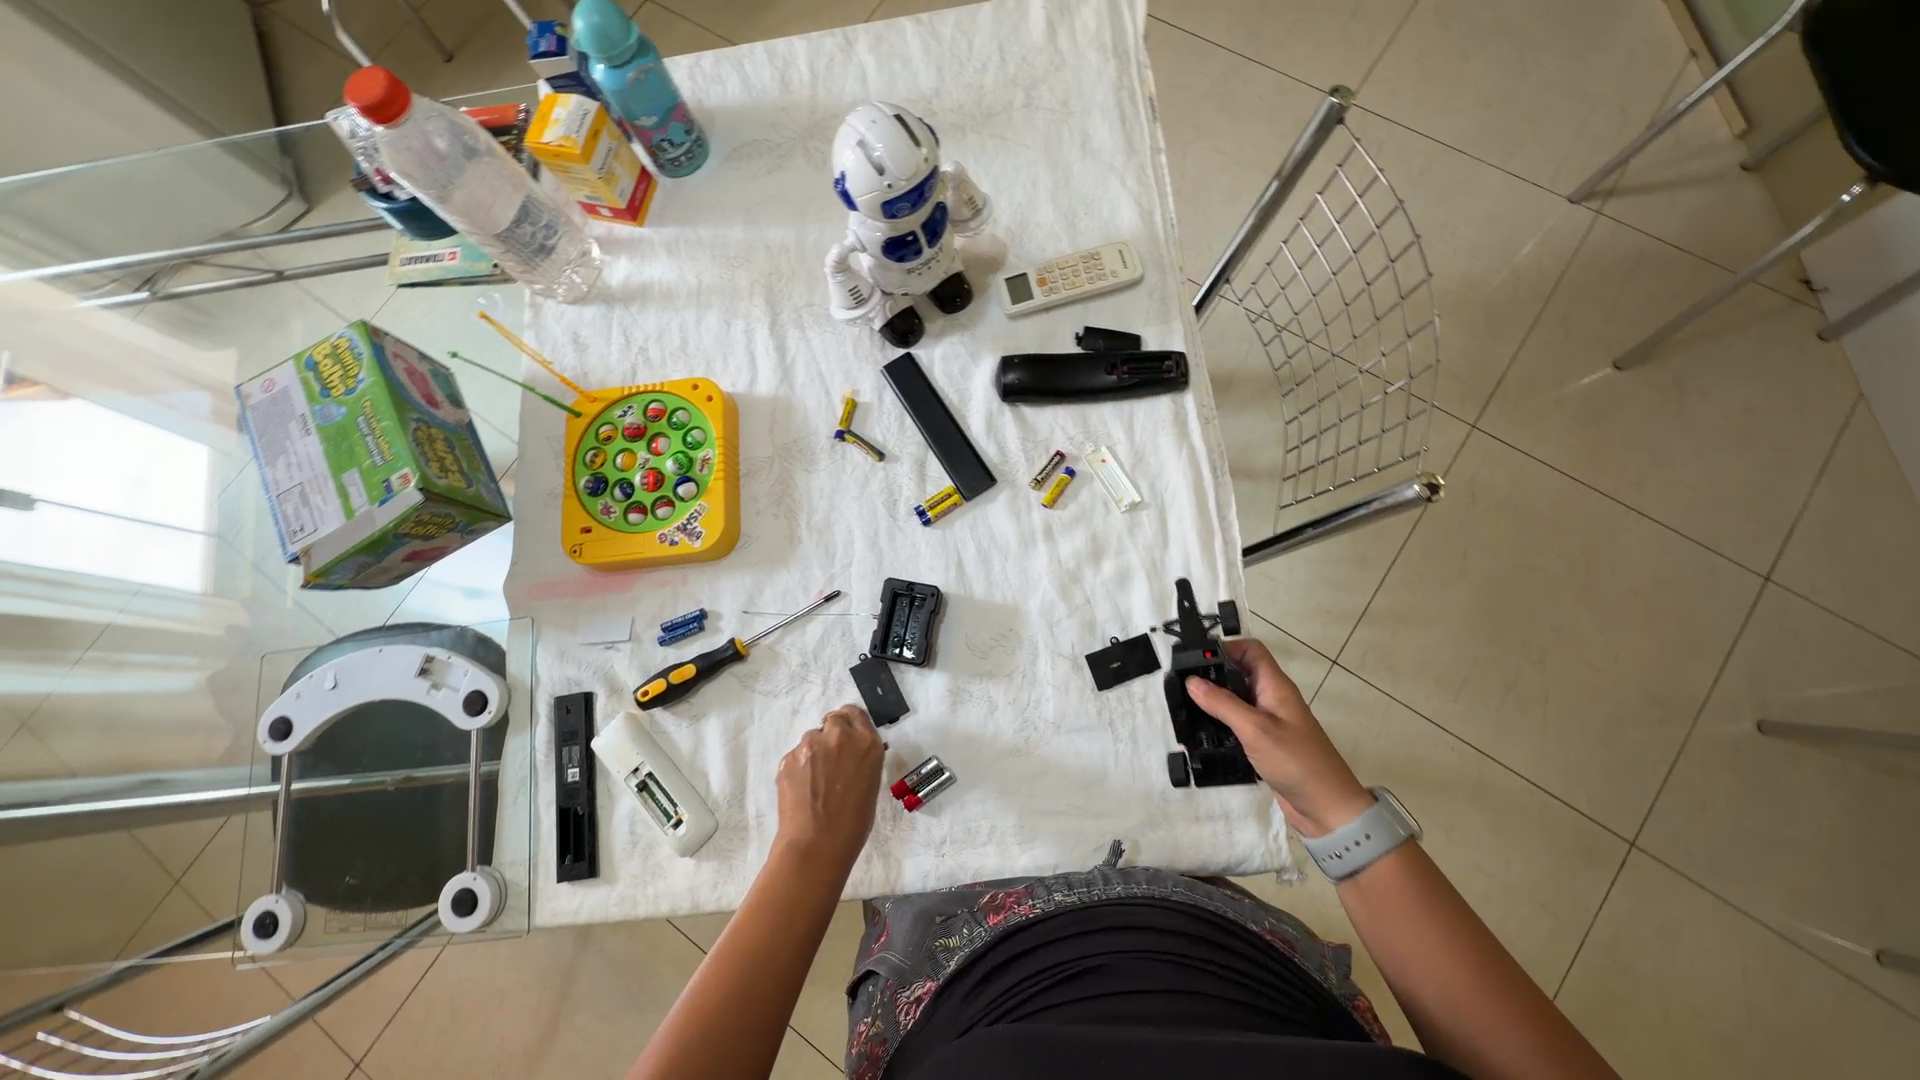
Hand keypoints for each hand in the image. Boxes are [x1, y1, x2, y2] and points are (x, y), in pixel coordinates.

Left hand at [773, 705, 884, 869]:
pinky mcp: (789, 757)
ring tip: (815, 781)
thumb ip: (861, 759)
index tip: (847, 734)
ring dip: (814, 751)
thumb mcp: (871, 784)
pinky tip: (802, 789)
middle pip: (834, 719)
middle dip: (832, 733)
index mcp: (867, 743)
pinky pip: (796, 755)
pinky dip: (799, 767)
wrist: (817, 843)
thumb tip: (851, 755)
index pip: (856, 714)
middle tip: (830, 757)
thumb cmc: (854, 823)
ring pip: (812, 738)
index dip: (850, 723)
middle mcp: (839, 736)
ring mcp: (811, 744)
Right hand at [1185, 639, 1373, 837]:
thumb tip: (1192, 682)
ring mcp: (1269, 721)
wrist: (1326, 807)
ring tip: (1184, 708)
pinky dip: (1219, 724)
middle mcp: (1272, 699)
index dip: (1225, 647)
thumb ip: (1223, 704)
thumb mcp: (1255, 729)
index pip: (1250, 650)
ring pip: (1236, 700)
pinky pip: (1237, 724)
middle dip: (1212, 674)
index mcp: (1275, 686)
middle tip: (1181, 684)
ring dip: (1213, 701)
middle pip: (1239, 673)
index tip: (1195, 659)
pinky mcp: (1264, 743)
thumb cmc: (1295, 761)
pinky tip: (1201, 734)